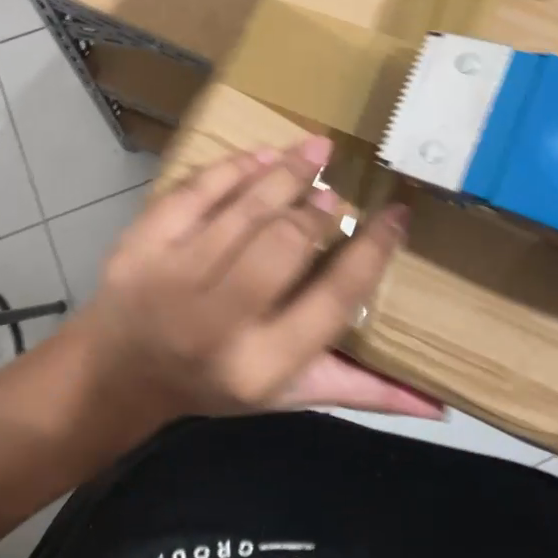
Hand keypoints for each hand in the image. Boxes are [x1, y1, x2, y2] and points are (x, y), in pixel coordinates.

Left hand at [69, 137, 442, 420]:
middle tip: (337, 193)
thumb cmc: (215, 382)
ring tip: (316, 150)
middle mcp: (217, 322)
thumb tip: (438, 407)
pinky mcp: (141, 244)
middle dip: (320, 210)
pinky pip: (196, 191)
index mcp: (262, 365)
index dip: (372, 251)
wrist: (119, 372)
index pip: (335, 300)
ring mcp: (172, 277)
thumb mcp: (287, 396)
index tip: (396, 214)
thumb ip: (360, 393)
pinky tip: (263, 154)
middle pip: (286, 245)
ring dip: (285, 173)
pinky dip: (234, 167)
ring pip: (244, 210)